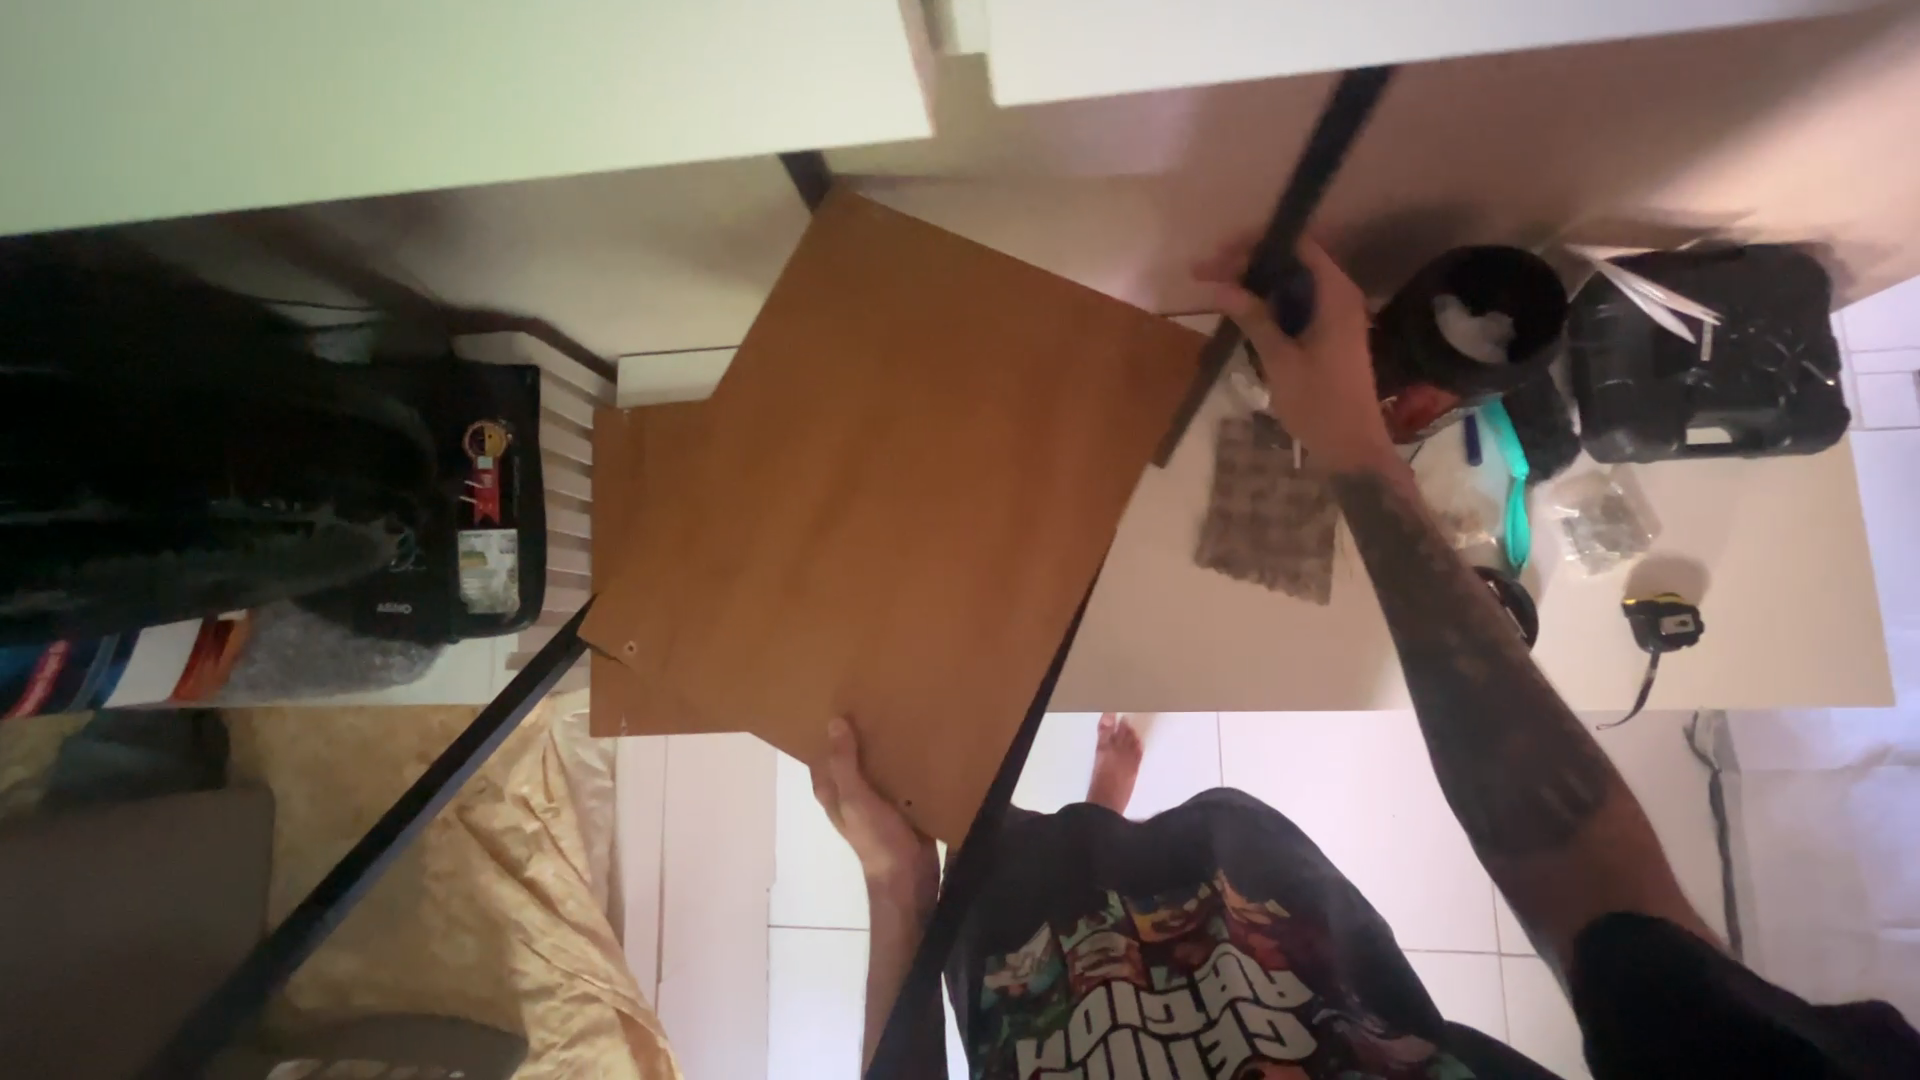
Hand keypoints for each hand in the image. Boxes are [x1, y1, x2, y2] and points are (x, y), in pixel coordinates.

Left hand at [812, 717, 939, 912]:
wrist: (909, 877)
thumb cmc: (875, 839)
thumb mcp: (855, 799)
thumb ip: (844, 763)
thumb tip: (833, 721)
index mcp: (833, 792)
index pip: (823, 755)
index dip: (826, 732)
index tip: (837, 701)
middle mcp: (851, 794)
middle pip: (851, 757)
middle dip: (860, 733)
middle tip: (874, 698)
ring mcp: (877, 800)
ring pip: (877, 765)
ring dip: (885, 745)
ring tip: (900, 711)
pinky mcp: (901, 805)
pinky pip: (900, 777)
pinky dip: (905, 761)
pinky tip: (920, 741)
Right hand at [1194, 237, 1397, 472]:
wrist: (1351, 445)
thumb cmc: (1319, 404)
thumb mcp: (1280, 360)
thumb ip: (1253, 319)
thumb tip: (1221, 287)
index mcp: (1335, 295)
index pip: (1299, 246)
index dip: (1258, 243)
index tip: (1220, 254)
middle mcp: (1338, 296)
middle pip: (1292, 262)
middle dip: (1248, 263)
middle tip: (1206, 273)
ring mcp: (1334, 316)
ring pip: (1291, 284)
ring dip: (1254, 283)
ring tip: (1215, 289)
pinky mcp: (1326, 334)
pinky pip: (1294, 305)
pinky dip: (1267, 303)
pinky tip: (1239, 311)